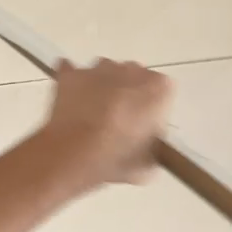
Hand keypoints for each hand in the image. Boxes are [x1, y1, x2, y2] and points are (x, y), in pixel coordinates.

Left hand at [38, 59, 171, 187]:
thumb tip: (146, 147)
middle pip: (133, 78)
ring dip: (100, 87)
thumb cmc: (116, 158)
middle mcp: (131, 69)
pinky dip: (71, 82)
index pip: (162, 92)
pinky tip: (69, 97)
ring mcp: (97, 68)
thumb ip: (153, 146)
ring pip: (104, 72)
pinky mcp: (70, 73)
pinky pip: (71, 70)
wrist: (71, 154)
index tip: (141, 126)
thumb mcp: (148, 162)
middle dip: (126, 94)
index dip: (151, 109)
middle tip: (115, 121)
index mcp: (159, 87)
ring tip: (90, 114)